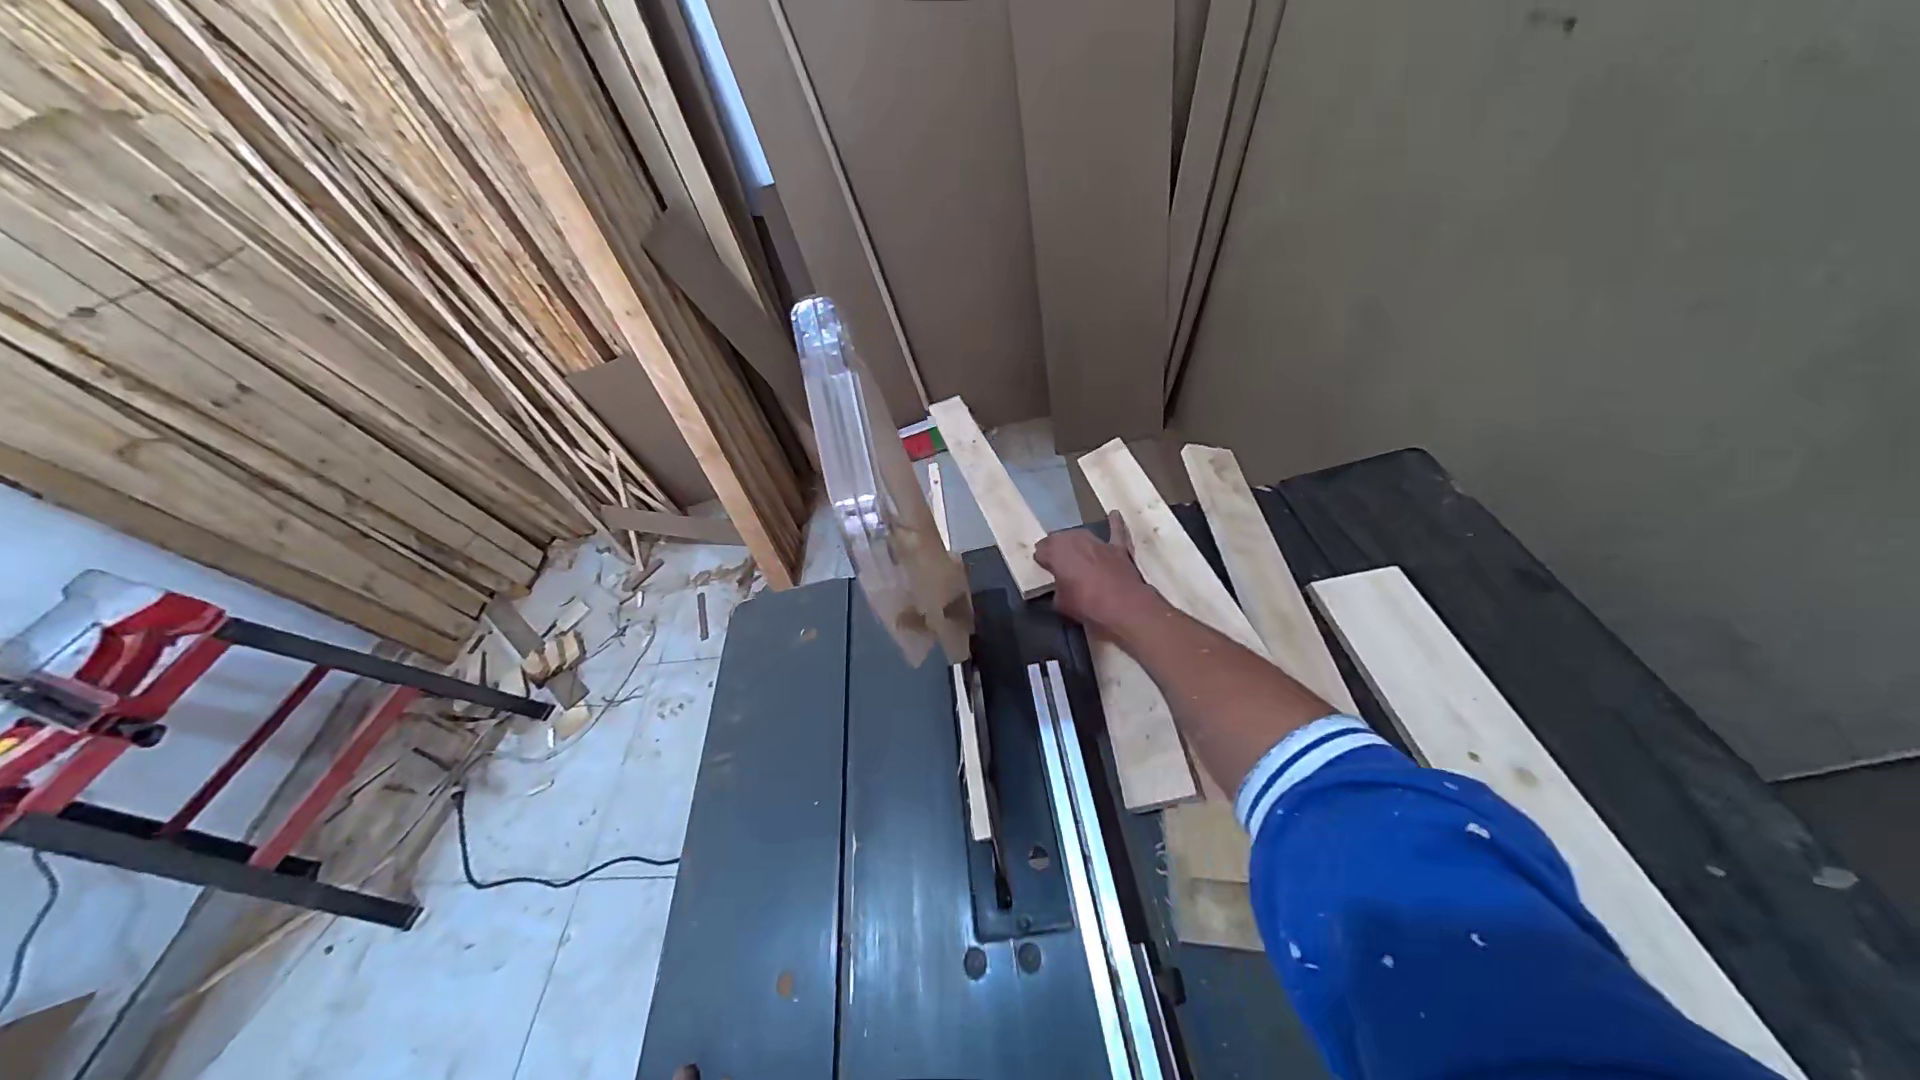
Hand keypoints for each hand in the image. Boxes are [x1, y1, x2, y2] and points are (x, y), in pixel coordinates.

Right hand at [1034, 511, 1164, 638]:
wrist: (1121, 605)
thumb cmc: (1085, 605)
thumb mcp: (1060, 602)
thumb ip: (1057, 589)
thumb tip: (1061, 587)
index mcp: (1055, 552)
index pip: (1041, 551)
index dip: (1041, 559)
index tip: (1043, 567)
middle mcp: (1074, 540)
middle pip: (1059, 539)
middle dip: (1056, 548)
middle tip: (1056, 561)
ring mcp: (1097, 542)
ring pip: (1082, 535)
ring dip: (1076, 541)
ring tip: (1073, 549)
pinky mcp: (1118, 547)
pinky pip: (1116, 531)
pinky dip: (1115, 523)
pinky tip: (1114, 514)